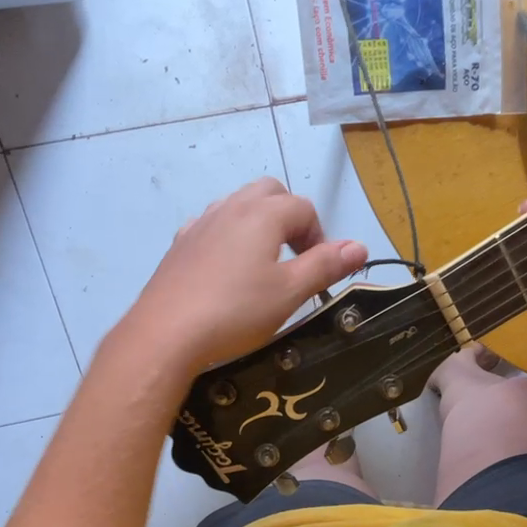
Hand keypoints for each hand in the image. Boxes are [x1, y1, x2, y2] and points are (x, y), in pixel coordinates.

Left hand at [124, 177, 367, 371]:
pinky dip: (230, 237)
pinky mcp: (180, 245)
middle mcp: (230, 208)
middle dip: (290, 217)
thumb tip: (360, 246)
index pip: (304, 208)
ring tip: (264, 265)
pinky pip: (213, 226)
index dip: (320, 236)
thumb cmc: (237, 312)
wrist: (167, 334)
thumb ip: (325, 266)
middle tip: (296, 258)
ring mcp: (201, 224)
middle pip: (270, 192)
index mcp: (262, 214)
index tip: (320, 271)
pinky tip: (228, 271)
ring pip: (238, 206)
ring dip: (260, 225)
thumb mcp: (290, 293)